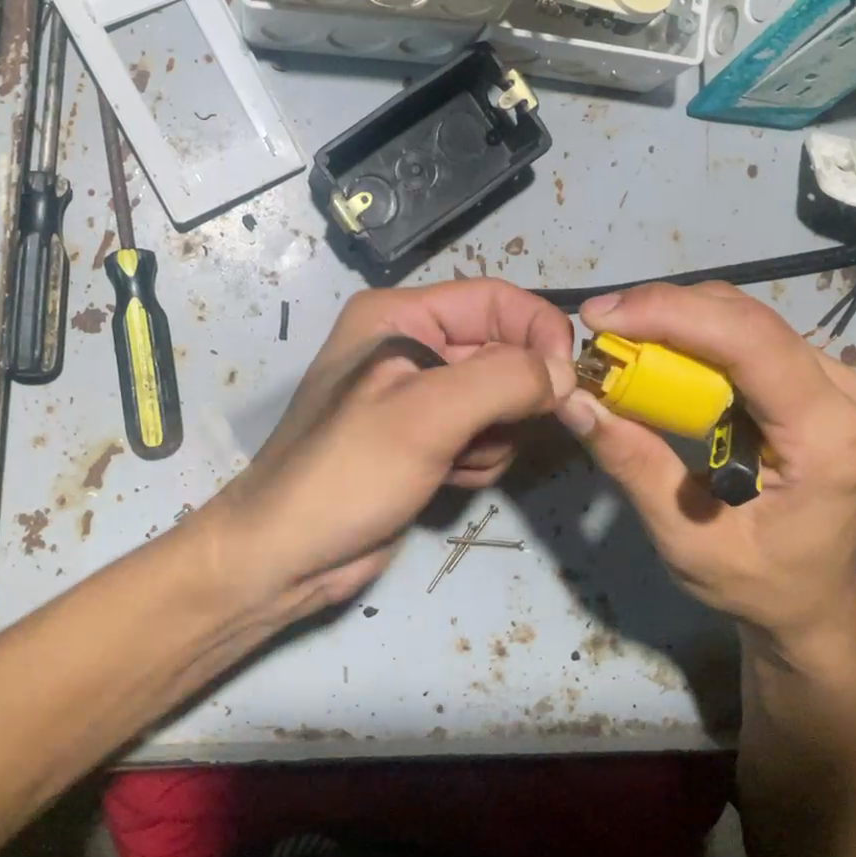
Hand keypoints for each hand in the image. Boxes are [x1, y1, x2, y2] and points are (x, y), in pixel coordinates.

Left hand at [193, 279, 574, 625]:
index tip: (567, 384)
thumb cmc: (347, 473)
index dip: (539, 333)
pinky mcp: (425, 441)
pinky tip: (446, 479)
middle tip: (488, 434)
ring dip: (496, 437)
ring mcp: (418, 397)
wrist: (288, 556)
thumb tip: (566, 373)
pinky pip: (484, 436)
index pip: (497, 300)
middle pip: (504, 352)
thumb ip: (504, 379)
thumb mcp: (426, 414)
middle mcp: (410, 347)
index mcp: (400, 317)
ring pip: (502, 400)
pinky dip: (479, 460)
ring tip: (454, 460)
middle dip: (512, 399)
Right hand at [554, 282, 855, 649]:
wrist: (810, 605)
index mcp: (826, 437)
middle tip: (596, 330)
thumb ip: (634, 465)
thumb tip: (573, 401)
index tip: (600, 317)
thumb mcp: (686, 540)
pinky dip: (692, 335)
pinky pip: (747, 336)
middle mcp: (842, 395)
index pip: (751, 343)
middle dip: (662, 312)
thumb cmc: (757, 584)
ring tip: (617, 341)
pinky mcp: (814, 382)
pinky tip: (654, 351)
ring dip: (674, 319)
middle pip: (746, 318)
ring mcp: (834, 383)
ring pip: (744, 317)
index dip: (672, 314)